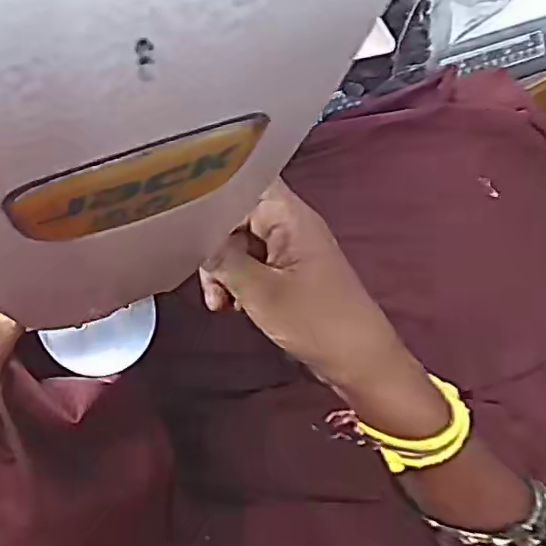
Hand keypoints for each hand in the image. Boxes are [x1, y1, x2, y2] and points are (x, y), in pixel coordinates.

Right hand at [199, 181, 427, 412]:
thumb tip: (191, 237)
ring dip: (222, 268)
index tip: (184, 214)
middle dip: (213, 244)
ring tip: (220, 302)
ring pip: (238, 242)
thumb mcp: (259, 291)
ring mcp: (288, 247)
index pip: (242, 182)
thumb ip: (221, 259)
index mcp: (288, 215)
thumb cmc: (315, 321)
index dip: (212, 192)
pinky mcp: (287, 269)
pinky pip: (250, 262)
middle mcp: (288, 223)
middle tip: (208, 282)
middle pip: (235, 215)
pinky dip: (236, 280)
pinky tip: (231, 305)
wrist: (360, 362)